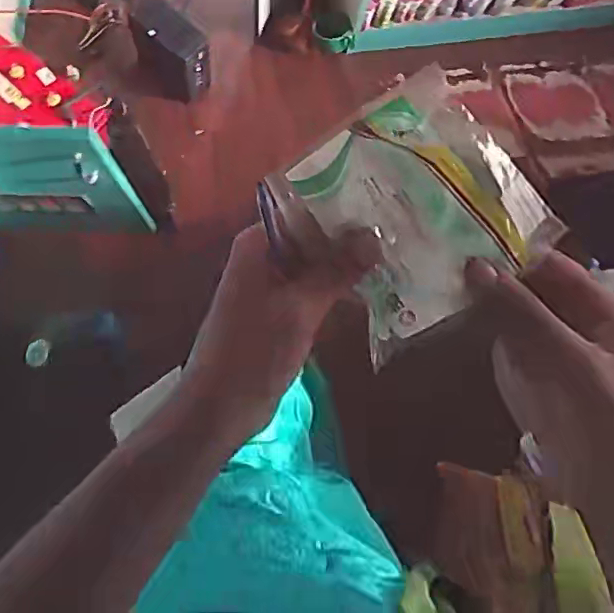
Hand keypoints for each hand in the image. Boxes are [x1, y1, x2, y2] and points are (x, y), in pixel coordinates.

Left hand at [176, 224, 376, 441]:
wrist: (217, 408)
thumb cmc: (253, 352)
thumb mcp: (300, 309)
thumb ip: (336, 270)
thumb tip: (374, 236)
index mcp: (257, 243)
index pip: (302, 210)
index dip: (339, 206)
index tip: (380, 204)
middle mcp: (261, 255)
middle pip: (310, 236)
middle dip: (348, 237)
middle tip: (396, 231)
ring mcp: (269, 283)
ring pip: (313, 263)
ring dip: (345, 263)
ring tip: (393, 254)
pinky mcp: (278, 310)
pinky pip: (311, 287)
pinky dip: (335, 287)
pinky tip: (372, 288)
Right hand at [466, 256, 613, 612]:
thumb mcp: (577, 366)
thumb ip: (527, 314)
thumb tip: (474, 265)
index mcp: (603, 309)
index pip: (548, 263)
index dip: (507, 249)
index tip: (459, 238)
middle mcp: (578, 323)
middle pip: (527, 286)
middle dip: (488, 276)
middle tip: (438, 261)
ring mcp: (556, 352)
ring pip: (512, 314)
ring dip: (480, 303)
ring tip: (434, 283)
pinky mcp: (538, 380)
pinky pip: (506, 345)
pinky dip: (483, 334)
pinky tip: (451, 322)